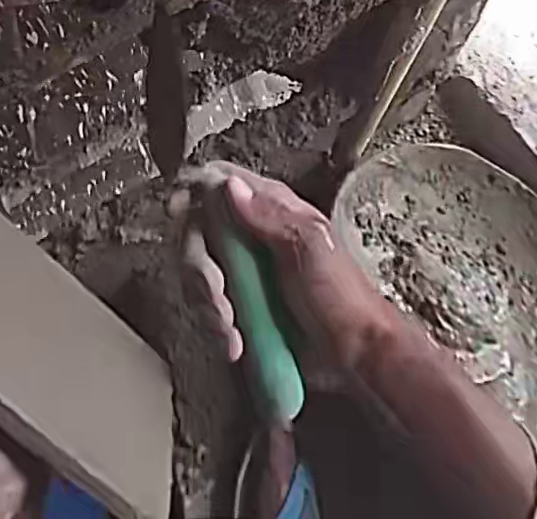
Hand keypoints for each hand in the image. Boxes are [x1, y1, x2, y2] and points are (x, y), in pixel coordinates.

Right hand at [173, 161, 396, 378]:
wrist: (355, 356)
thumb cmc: (342, 296)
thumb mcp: (311, 245)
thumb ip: (269, 214)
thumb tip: (229, 186)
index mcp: (269, 205)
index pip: (216, 181)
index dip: (192, 192)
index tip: (181, 215)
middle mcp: (248, 229)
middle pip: (194, 228)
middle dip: (198, 266)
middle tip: (219, 294)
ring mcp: (241, 267)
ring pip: (194, 269)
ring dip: (206, 302)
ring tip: (232, 327)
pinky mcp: (237, 300)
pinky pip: (205, 304)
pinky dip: (213, 324)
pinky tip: (235, 341)